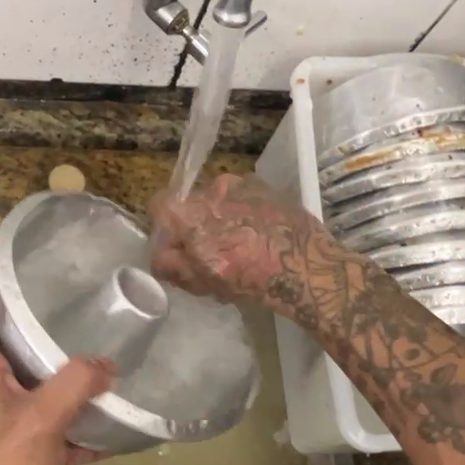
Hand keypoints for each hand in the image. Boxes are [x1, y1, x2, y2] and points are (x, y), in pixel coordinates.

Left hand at [0, 269, 115, 464]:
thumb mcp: (40, 419)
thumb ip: (75, 385)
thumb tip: (109, 365)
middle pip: (6, 351)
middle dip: (28, 328)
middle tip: (61, 305)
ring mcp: (11, 423)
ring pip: (38, 389)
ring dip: (63, 376)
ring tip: (97, 354)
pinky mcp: (30, 450)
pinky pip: (59, 428)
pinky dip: (82, 427)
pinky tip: (113, 424)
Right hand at [150, 173, 325, 314]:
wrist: (304, 265)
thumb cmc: (246, 277)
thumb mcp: (200, 281)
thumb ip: (170, 265)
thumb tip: (159, 255)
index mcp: (188, 211)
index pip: (159, 206)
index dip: (164, 227)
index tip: (177, 245)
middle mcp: (211, 188)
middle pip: (191, 203)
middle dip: (195, 224)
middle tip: (211, 251)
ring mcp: (241, 183)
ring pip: (219, 199)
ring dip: (222, 216)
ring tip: (240, 243)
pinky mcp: (266, 187)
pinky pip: (244, 197)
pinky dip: (245, 211)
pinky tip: (259, 234)